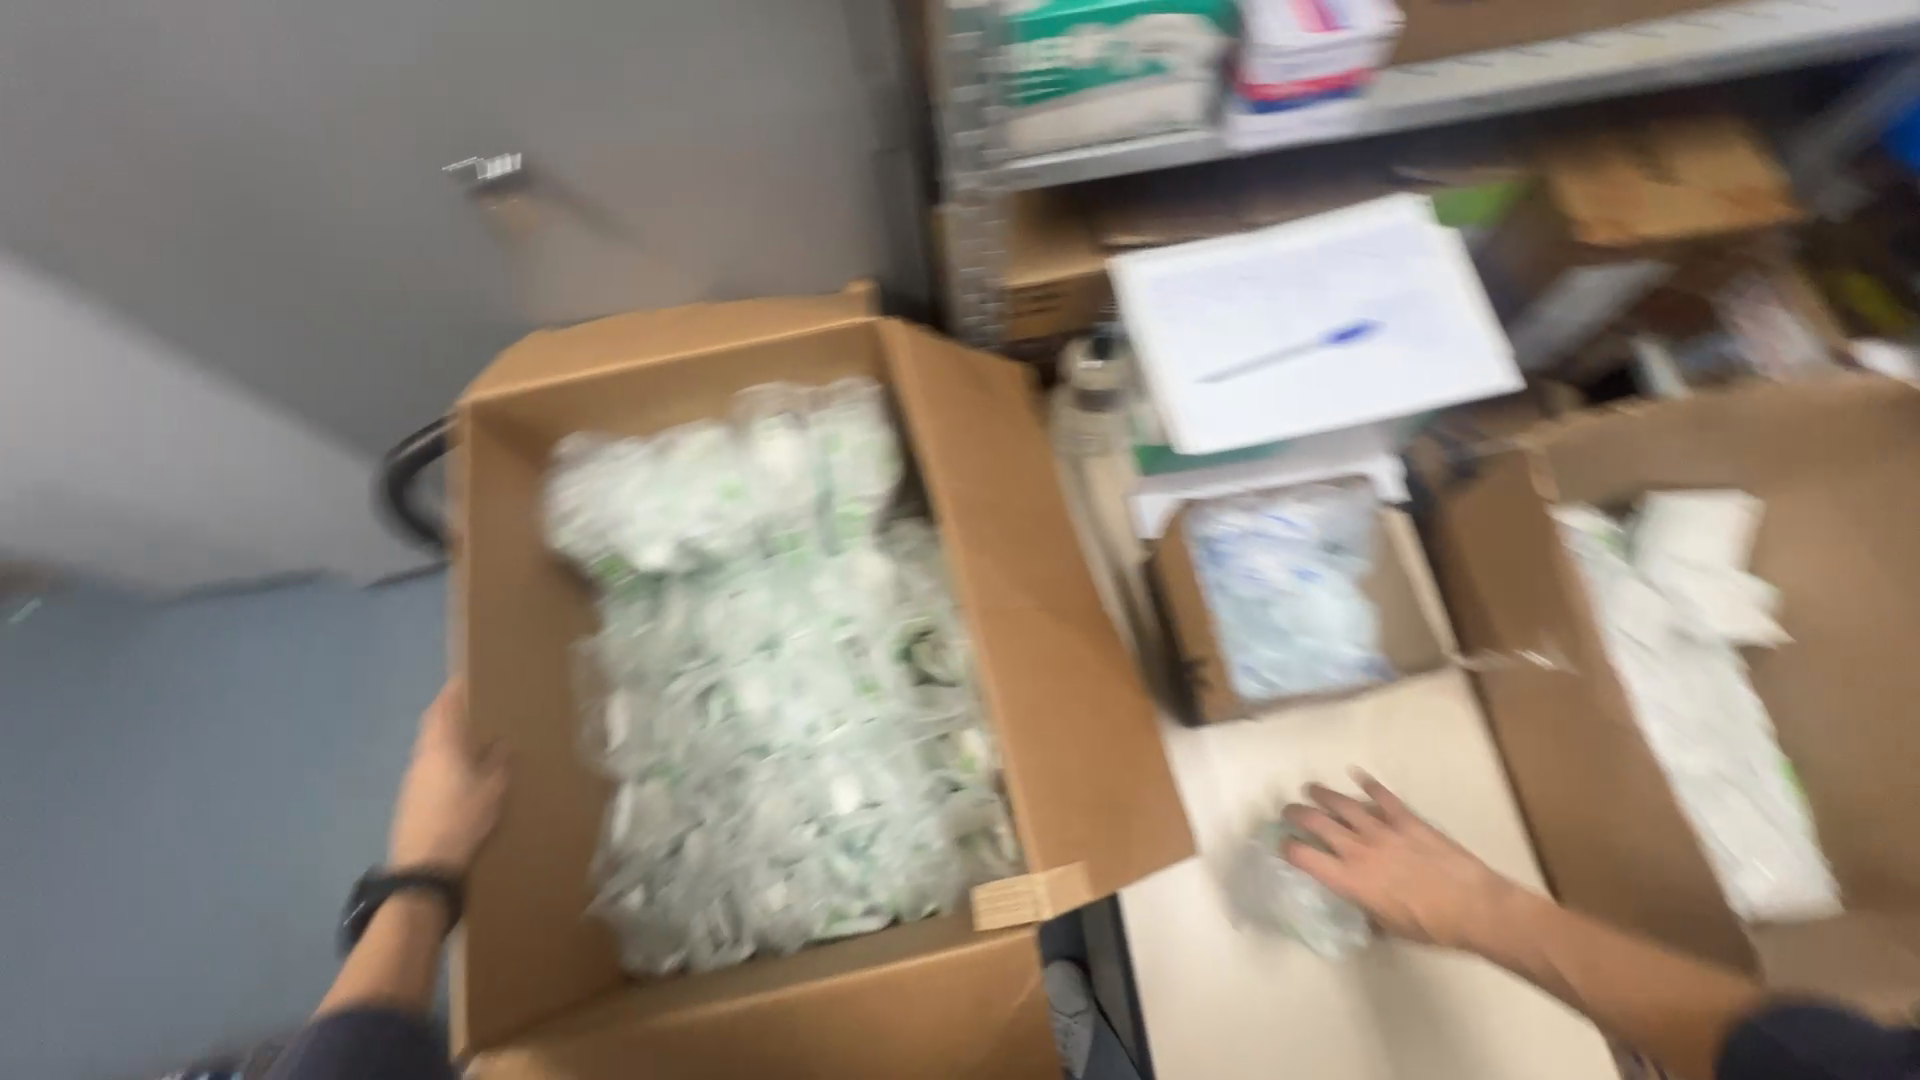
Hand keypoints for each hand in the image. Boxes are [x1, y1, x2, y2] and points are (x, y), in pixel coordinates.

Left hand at [387, 679, 507, 875]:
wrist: (424, 866)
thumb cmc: (463, 818)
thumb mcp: (493, 788)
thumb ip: (498, 761)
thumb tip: (502, 742)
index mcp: (443, 747)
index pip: (444, 708)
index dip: (454, 691)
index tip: (467, 677)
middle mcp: (423, 756)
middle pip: (433, 723)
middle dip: (450, 709)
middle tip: (473, 701)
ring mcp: (414, 777)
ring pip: (430, 743)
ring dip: (447, 732)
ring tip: (473, 732)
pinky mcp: (412, 796)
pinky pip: (430, 762)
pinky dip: (444, 753)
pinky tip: (461, 766)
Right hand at [1281, 771, 1526, 950]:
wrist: (1477, 909)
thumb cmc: (1432, 928)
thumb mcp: (1390, 929)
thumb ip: (1367, 911)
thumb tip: (1358, 906)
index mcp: (1350, 880)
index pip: (1304, 857)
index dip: (1288, 848)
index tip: (1283, 844)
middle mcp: (1358, 850)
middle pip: (1317, 823)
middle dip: (1296, 814)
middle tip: (1289, 811)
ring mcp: (1383, 831)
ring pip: (1344, 805)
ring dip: (1323, 794)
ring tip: (1311, 788)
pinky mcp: (1407, 821)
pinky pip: (1383, 797)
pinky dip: (1368, 784)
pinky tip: (1357, 775)